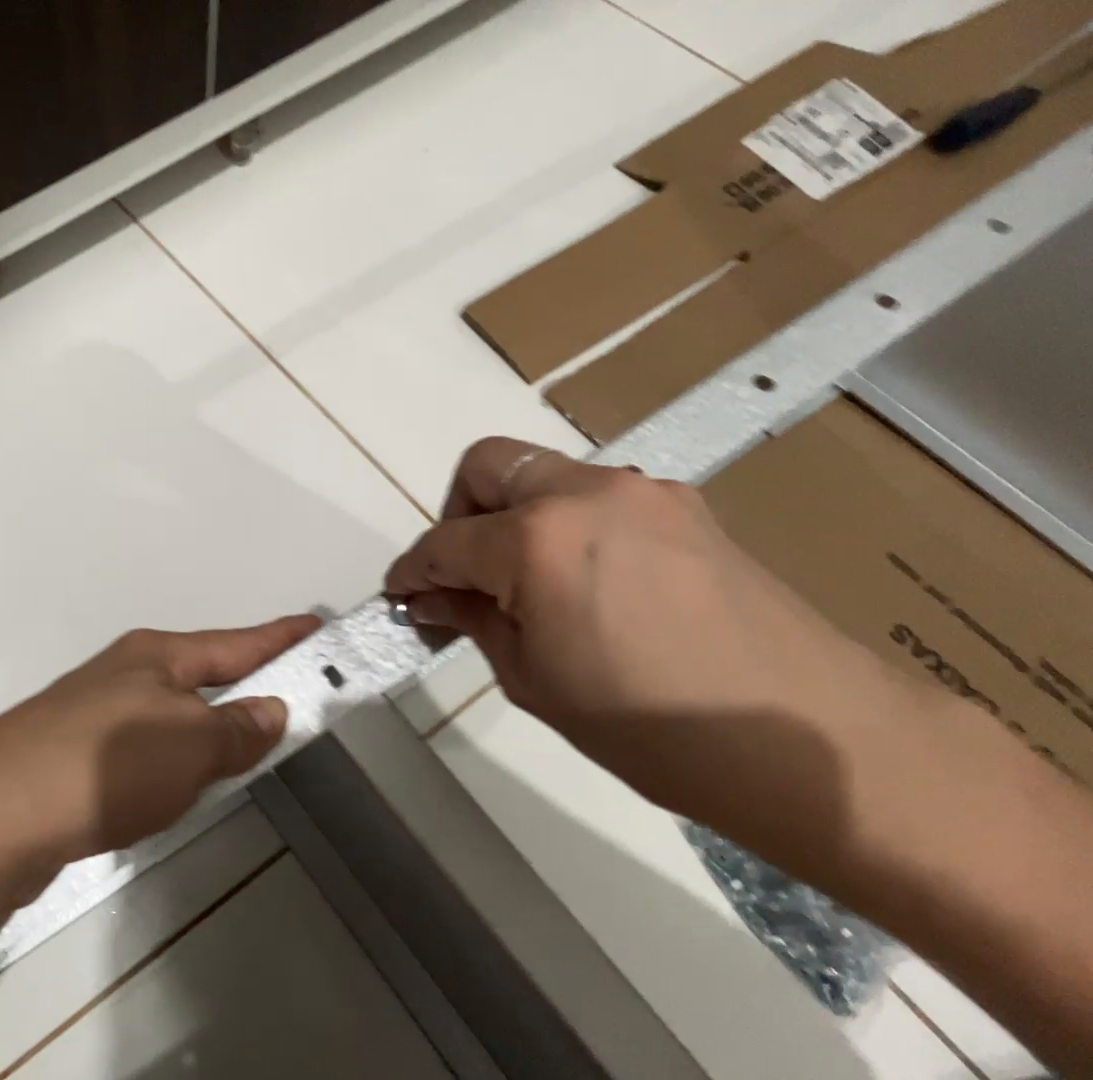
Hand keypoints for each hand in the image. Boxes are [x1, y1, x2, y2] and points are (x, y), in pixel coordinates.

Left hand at [0, 615, 319, 866]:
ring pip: (167, 715)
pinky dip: (167, 763)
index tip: (317, 626)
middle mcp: (122, 675)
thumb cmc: (106, 765)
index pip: (235, 642)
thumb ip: (237, 729)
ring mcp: (90, 715)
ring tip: (239, 748)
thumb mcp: (190, 743)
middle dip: (241, 684)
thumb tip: (270, 710)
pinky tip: (169, 789)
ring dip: (202, 727)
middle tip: (288, 695)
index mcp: (155, 656)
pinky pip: (140, 752)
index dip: (280, 638)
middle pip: (198, 675)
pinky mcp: (69, 758)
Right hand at [384, 437, 930, 847]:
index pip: (445, 541)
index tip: (401, 596)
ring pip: (547, 476)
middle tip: (463, 576)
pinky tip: (585, 587)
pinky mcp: (686, 510)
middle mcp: (585, 493)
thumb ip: (474, 621)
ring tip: (526, 588)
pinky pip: (599, 500)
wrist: (808, 739)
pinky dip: (568, 527)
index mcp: (536, 539)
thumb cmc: (649, 727)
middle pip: (488, 467)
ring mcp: (643, 494)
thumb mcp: (534, 681)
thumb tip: (433, 597)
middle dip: (459, 515)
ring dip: (516, 517)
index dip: (412, 571)